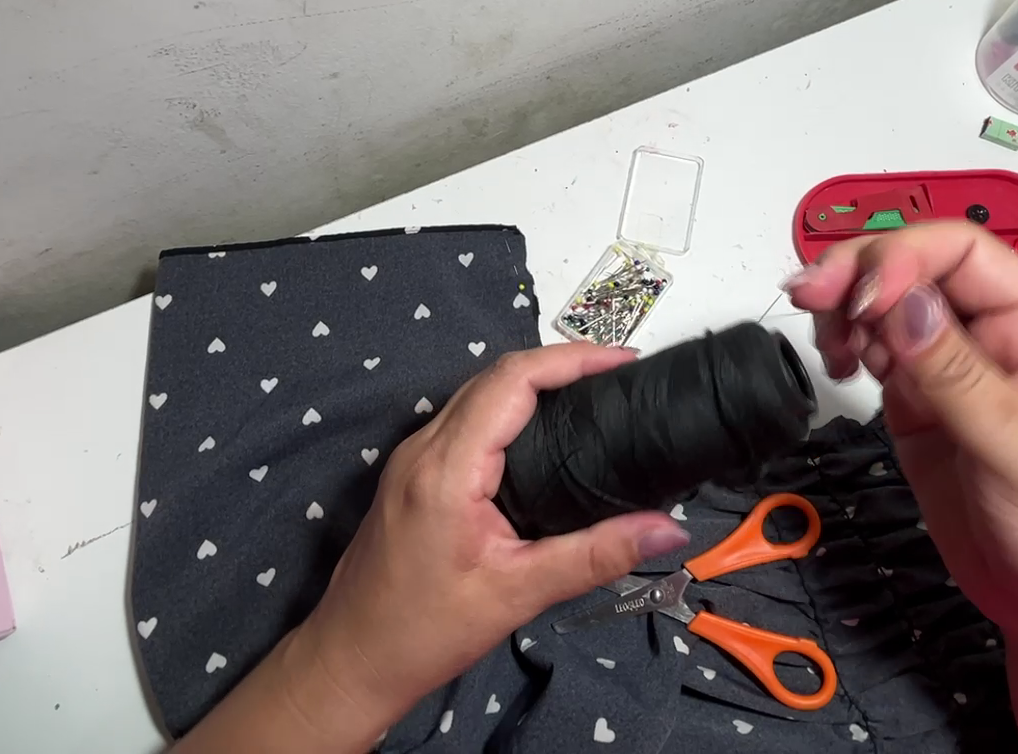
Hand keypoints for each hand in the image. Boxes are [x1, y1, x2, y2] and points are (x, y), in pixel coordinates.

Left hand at [179, 343, 688, 752]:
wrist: (349, 658)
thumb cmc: (424, 631)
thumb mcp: (517, 594)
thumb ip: (596, 556)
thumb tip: (668, 529)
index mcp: (447, 467)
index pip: (512, 381)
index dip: (570, 359)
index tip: (621, 360)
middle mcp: (425, 445)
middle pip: (496, 374)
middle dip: (560, 361)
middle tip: (617, 372)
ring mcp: (414, 452)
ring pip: (479, 390)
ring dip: (535, 378)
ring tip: (591, 388)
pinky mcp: (414, 466)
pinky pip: (468, 414)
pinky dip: (512, 403)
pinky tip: (544, 424)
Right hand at [787, 222, 1017, 753]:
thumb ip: (960, 376)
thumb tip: (901, 300)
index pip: (966, 254)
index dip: (904, 258)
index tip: (860, 300)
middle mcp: (992, 336)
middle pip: (913, 267)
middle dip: (856, 272)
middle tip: (806, 297)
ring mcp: (949, 367)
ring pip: (883, 303)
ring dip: (842, 307)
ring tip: (830, 347)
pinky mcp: (916, 399)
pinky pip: (871, 346)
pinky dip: (843, 342)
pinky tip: (839, 366)